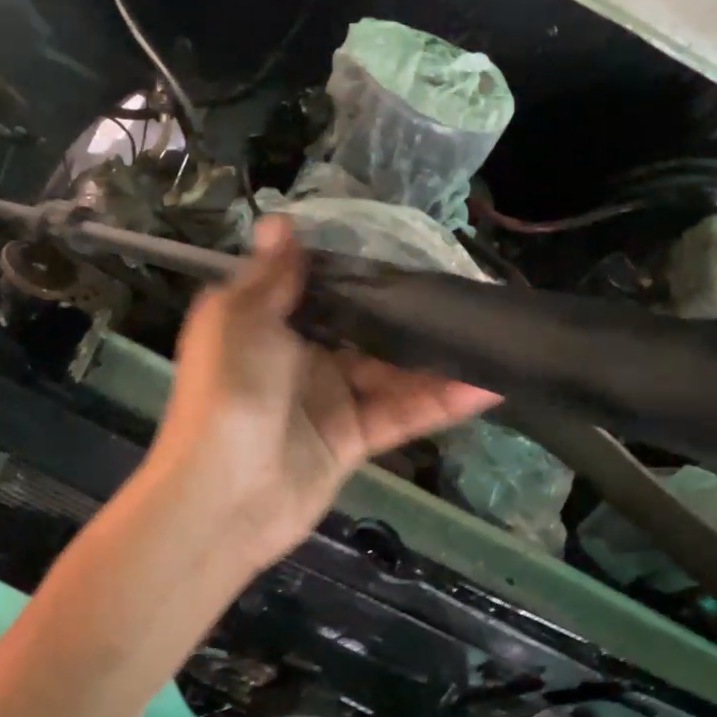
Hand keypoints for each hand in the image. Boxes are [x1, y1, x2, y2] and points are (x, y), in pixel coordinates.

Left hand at [143, 217, 499, 568]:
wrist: (221, 494)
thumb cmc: (226, 395)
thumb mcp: (239, 321)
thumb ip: (270, 278)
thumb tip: (278, 222)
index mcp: (261, 324)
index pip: (316, 287)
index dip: (357, 269)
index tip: (409, 246)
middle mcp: (294, 358)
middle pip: (360, 326)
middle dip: (408, 309)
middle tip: (470, 284)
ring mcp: (324, 401)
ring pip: (389, 368)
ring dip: (437, 354)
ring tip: (495, 329)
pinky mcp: (349, 440)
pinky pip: (401, 413)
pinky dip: (441, 400)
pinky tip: (490, 383)